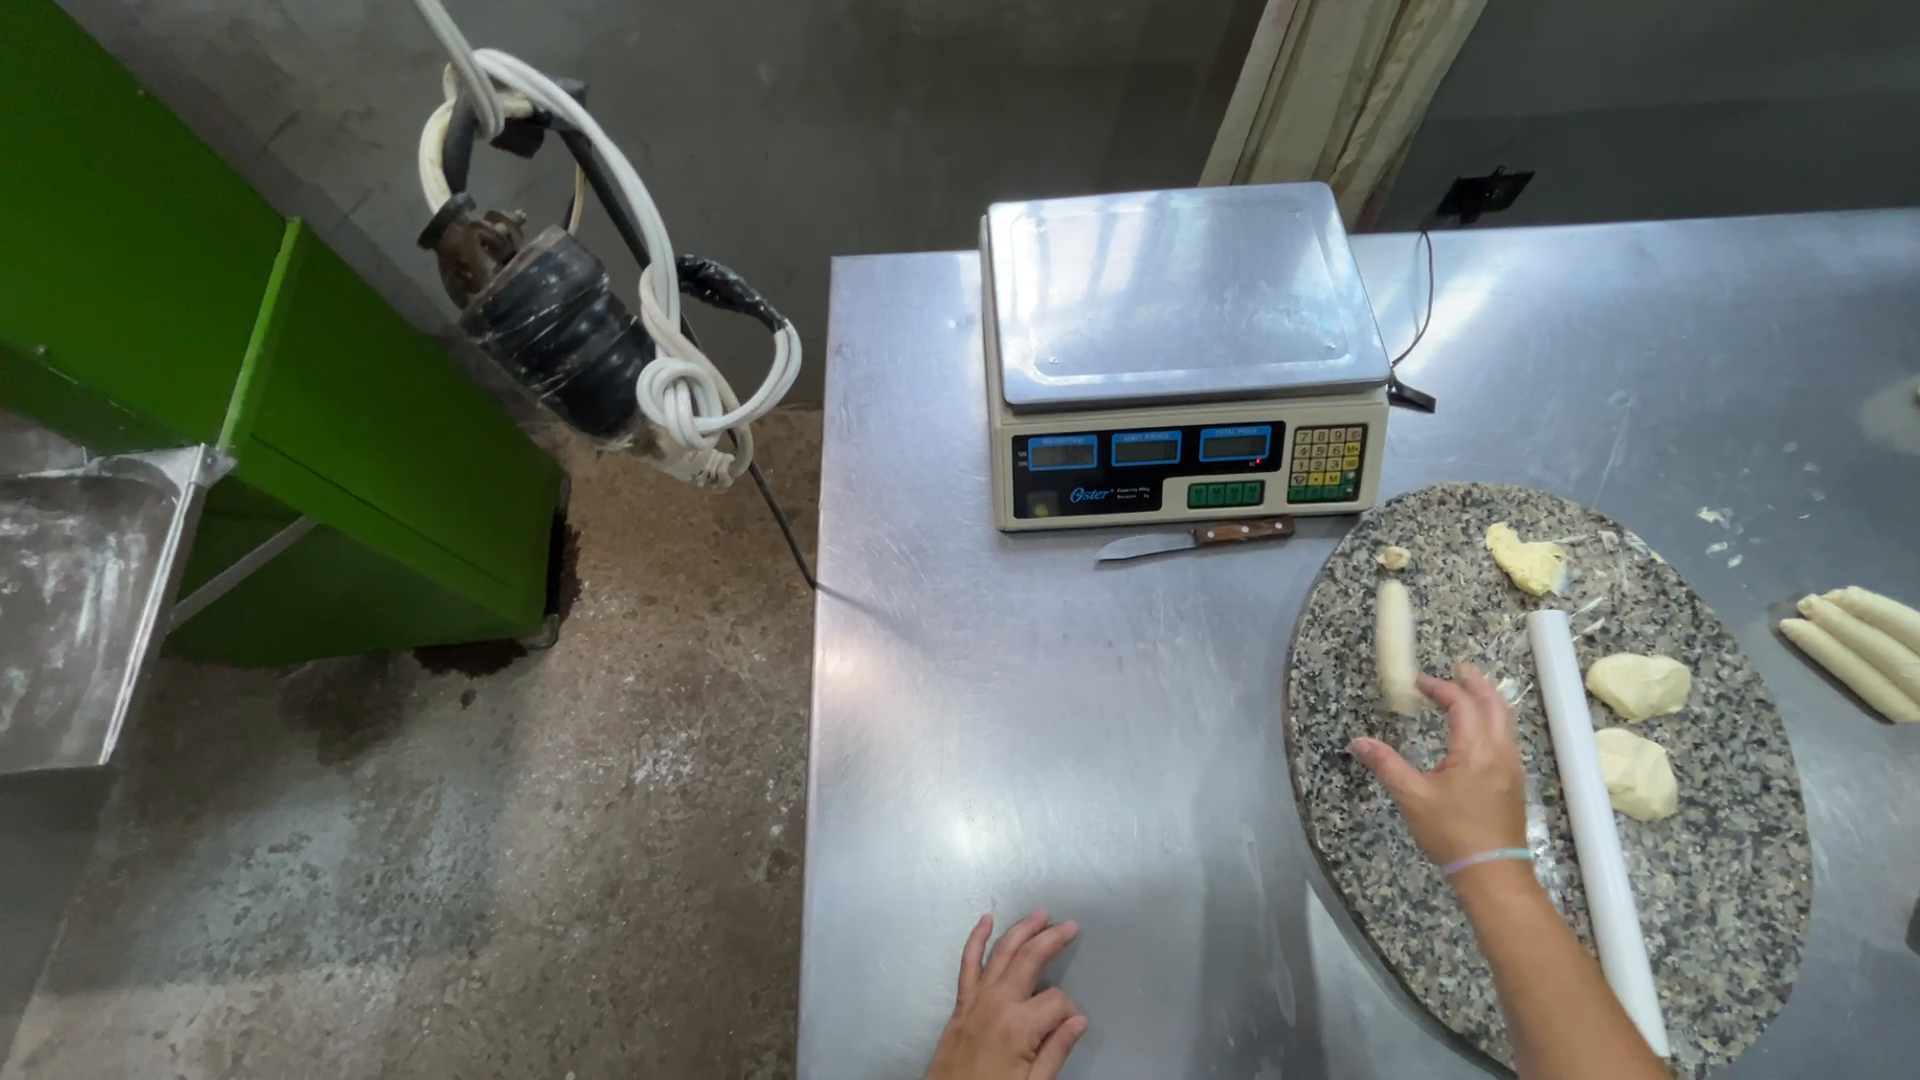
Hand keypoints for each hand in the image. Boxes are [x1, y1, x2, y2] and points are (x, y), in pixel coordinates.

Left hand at [925, 910, 1086, 1079]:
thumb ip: (1056, 1052)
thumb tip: (1079, 1020)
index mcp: (1018, 1027)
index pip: (1057, 1001)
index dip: (1070, 1010)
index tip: (1072, 1024)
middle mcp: (997, 1002)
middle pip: (1030, 958)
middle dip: (1052, 938)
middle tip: (1071, 925)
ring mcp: (976, 997)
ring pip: (1002, 951)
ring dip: (1022, 928)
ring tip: (1040, 914)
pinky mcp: (962, 1001)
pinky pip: (968, 961)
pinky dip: (976, 937)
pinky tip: (986, 920)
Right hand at [1350, 663, 1527, 869]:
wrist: (1492, 873)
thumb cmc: (1451, 832)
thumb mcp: (1411, 796)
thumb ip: (1385, 764)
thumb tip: (1358, 741)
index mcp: (1477, 752)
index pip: (1463, 706)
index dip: (1441, 688)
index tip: (1418, 682)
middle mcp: (1501, 754)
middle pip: (1496, 706)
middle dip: (1477, 683)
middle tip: (1457, 668)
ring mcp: (1511, 768)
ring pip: (1506, 722)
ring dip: (1487, 701)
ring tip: (1467, 691)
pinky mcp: (1511, 782)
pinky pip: (1505, 737)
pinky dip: (1491, 720)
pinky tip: (1475, 728)